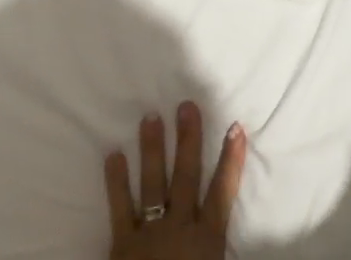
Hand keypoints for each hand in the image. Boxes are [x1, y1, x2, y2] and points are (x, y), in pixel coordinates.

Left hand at [104, 102, 247, 259]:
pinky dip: (116, 181)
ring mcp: (150, 232)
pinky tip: (113, 154)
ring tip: (150, 116)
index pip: (223, 192)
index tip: (236, 127)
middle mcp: (180, 227)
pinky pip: (120, 207)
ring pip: (153, 184)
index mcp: (207, 240)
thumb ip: (219, 251)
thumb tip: (228, 226)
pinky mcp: (122, 243)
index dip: (231, 159)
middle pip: (186, 177)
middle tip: (186, 105)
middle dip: (188, 140)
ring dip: (153, 149)